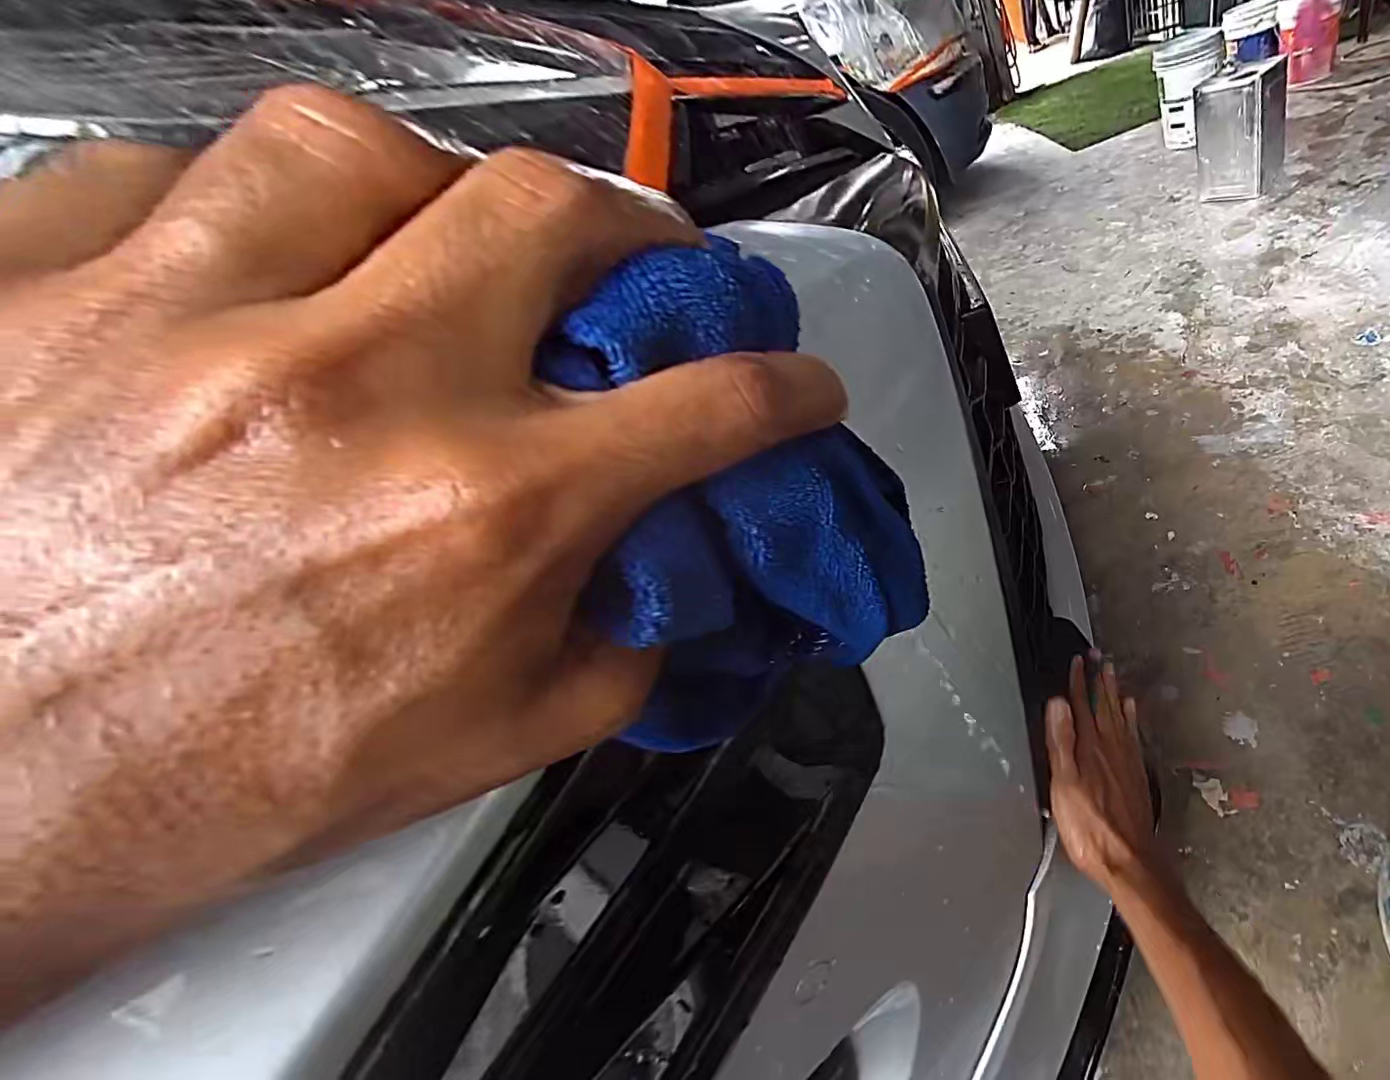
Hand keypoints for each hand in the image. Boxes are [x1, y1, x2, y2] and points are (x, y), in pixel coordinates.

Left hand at [0, 85, 845, 1017]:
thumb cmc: (268, 771)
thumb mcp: (524, 725)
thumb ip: (636, 633)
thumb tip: (684, 566)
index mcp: (502, 509)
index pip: (713, 408)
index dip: (791, 387)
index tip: (809, 383)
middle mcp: (371, 388)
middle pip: (555, 213)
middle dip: (640, 227)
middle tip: (648, 261)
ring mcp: (191, 319)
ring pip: (363, 147)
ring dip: (453, 190)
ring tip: (462, 240)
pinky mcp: (23, 289)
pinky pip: (170, 174)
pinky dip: (255, 208)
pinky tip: (275, 270)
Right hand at [1045, 652, 1159, 895]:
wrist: (1128, 859)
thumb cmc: (1090, 827)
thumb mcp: (1064, 785)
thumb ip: (1061, 741)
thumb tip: (1058, 703)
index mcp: (1090, 747)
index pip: (1081, 704)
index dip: (1077, 681)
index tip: (1077, 660)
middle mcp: (1111, 747)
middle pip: (1103, 704)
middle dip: (1099, 678)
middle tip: (1098, 656)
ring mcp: (1126, 759)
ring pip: (1119, 715)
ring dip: (1114, 692)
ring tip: (1112, 672)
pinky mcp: (1135, 772)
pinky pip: (1132, 733)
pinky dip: (1129, 717)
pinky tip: (1130, 710)